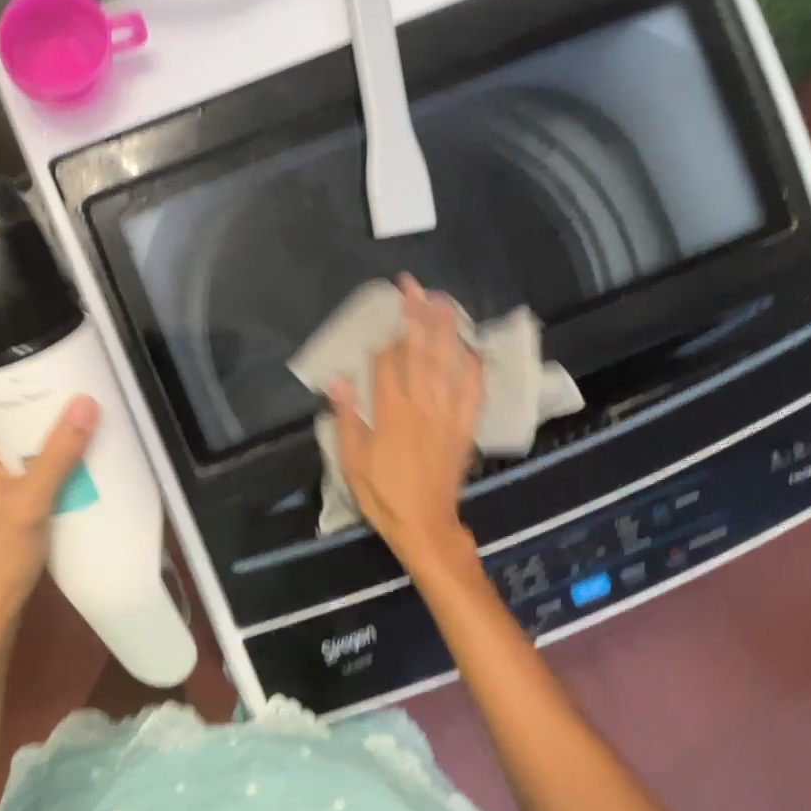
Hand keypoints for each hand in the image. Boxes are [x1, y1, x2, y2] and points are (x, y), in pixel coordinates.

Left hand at [0, 371, 98, 627]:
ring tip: (68, 394)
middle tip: (60, 363)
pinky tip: (64, 443)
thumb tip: (86, 401)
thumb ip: (59, 453)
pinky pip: (10, 454)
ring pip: (0, 430)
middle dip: (19, 384)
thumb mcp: (32, 501)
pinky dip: (32, 443)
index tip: (20, 336)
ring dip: (29, 416)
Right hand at [330, 275, 482, 571]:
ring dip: (444, 329)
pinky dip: (473, 366)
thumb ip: (347, 419)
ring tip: (442, 300)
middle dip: (415, 315)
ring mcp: (447, 415)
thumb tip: (338, 381)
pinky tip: (470, 347)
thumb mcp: (352, 461)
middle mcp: (421, 406)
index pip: (388, 363)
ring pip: (447, 363)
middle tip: (413, 285)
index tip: (385, 308)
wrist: (425, 525)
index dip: (386, 335)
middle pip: (419, 352)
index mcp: (390, 414)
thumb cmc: (382, 494)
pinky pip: (473, 391)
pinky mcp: (464, 427)